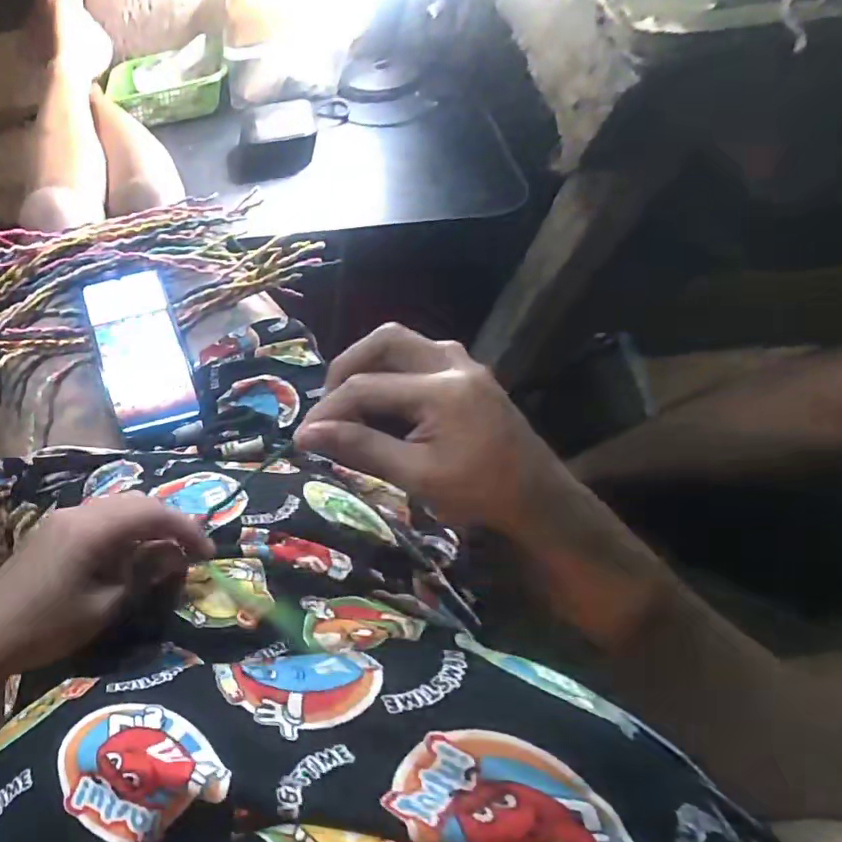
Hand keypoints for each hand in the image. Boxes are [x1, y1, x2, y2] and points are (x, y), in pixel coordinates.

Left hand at [0, 494, 210, 695]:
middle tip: (191, 553)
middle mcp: (75, 513)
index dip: (186, 529)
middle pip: (133, 502)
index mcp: (90, 528)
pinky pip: (95, 520)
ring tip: (164, 556)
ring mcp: (58, 520)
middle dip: (167, 522)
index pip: (151, 512)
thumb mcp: (104, 608)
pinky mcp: (49, 532)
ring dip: (142, 526)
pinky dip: (119, 532)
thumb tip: (175, 555)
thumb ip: (143, 575)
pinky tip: (126, 558)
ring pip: (113, 509)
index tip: (209, 553)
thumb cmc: (47, 627)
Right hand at [294, 323, 577, 534]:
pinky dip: (389, 372)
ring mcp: (463, 366)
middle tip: (328, 404)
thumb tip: (306, 434)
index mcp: (443, 391)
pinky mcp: (467, 374)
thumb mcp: (415, 476)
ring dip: (368, 365)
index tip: (302, 438)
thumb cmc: (479, 492)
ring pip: (402, 343)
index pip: (365, 387)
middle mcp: (453, 365)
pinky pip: (417, 356)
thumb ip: (360, 448)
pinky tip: (380, 403)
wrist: (539, 500)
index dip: (327, 411)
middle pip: (385, 340)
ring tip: (349, 402)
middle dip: (346, 367)